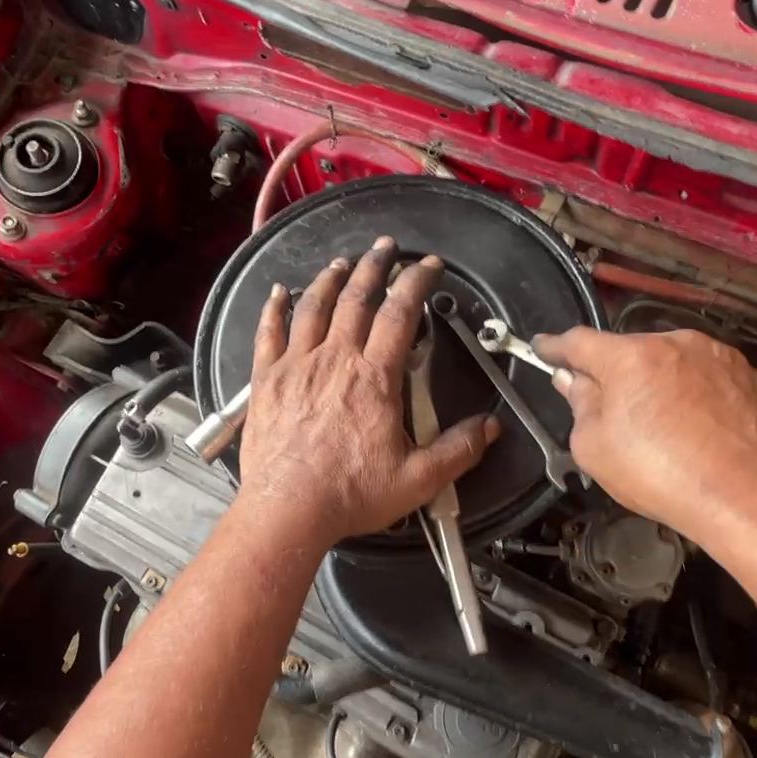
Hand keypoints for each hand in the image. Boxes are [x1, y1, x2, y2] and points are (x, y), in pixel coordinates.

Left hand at [235, 236, 500, 549]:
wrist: (287, 509)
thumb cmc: (349, 494)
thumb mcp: (417, 479)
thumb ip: (458, 450)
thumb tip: (489, 427)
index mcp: (374, 378)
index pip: (400, 313)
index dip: (416, 281)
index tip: (427, 265)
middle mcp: (334, 360)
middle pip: (356, 298)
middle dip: (375, 266)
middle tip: (386, 247)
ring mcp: (296, 366)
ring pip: (313, 307)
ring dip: (330, 279)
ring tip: (342, 263)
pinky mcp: (267, 381)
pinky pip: (269, 333)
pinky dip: (275, 309)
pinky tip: (279, 293)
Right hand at [534, 327, 756, 541]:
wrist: (749, 499)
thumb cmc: (661, 474)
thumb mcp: (594, 448)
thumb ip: (579, 405)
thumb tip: (575, 382)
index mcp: (630, 357)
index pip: (578, 341)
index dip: (554, 346)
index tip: (542, 348)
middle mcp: (676, 344)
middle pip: (629, 351)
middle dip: (614, 373)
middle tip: (608, 408)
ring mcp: (721, 358)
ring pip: (672, 362)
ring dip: (658, 382)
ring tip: (660, 425)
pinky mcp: (753, 379)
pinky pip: (709, 380)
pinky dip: (695, 396)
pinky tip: (697, 431)